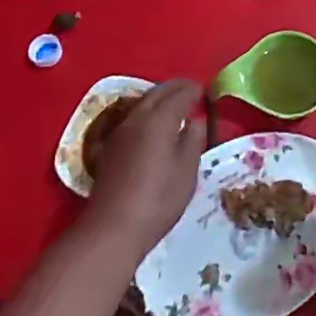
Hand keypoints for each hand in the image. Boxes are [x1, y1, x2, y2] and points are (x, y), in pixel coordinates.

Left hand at [85, 79, 206, 254]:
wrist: (112, 228)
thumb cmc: (158, 199)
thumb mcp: (187, 170)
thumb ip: (193, 140)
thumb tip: (194, 122)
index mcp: (160, 119)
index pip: (180, 94)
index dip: (194, 90)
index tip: (205, 91)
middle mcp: (138, 118)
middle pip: (158, 92)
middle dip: (176, 87)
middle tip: (191, 88)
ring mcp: (120, 131)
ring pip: (142, 102)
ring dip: (160, 97)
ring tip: (175, 103)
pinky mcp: (110, 146)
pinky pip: (133, 116)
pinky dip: (148, 110)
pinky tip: (153, 124)